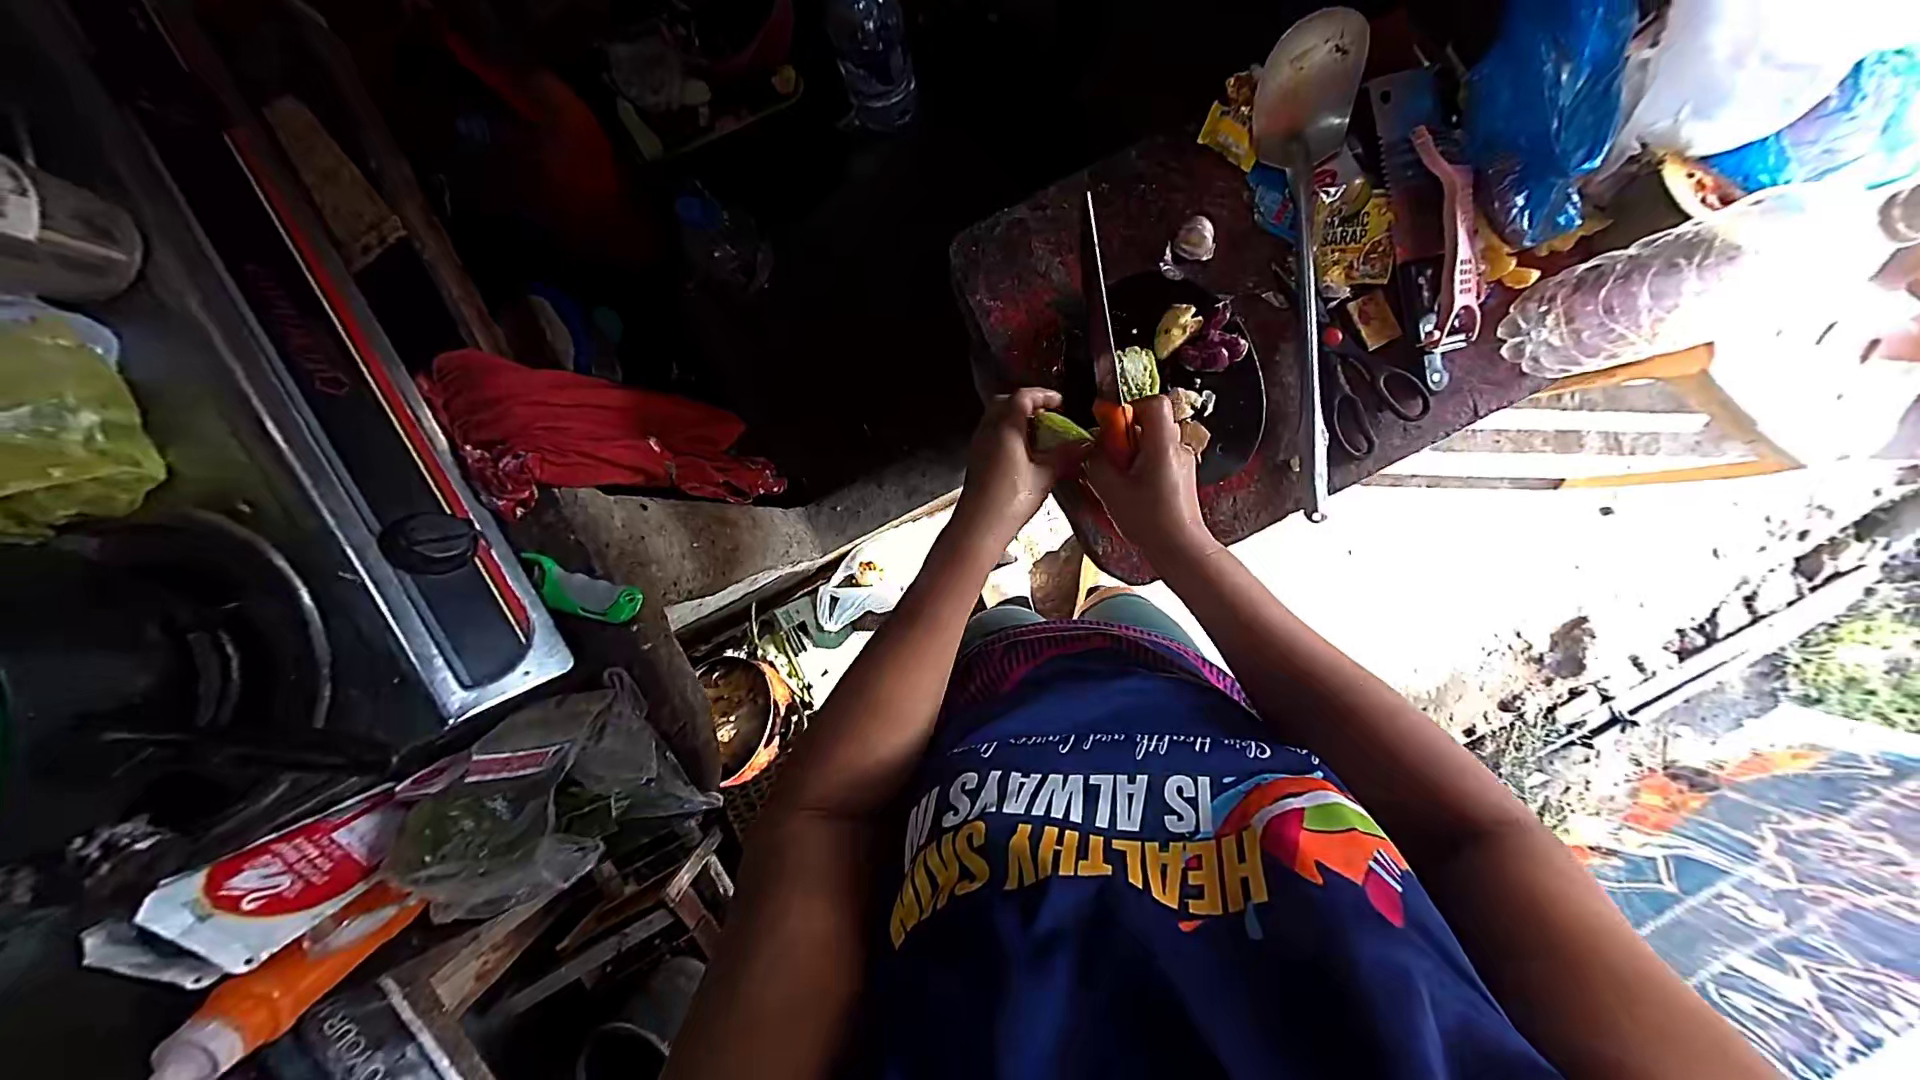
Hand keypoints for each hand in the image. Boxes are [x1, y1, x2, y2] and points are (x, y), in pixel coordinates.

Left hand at [954, 387, 1083, 547]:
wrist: (979, 526)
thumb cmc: (1011, 499)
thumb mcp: (1045, 475)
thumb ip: (1065, 455)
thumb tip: (1085, 444)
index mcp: (1005, 427)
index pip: (1023, 397)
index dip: (1044, 395)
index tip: (1060, 403)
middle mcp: (988, 429)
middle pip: (1006, 402)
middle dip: (1028, 404)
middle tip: (1049, 415)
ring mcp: (979, 444)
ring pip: (997, 418)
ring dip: (1017, 419)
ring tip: (1040, 434)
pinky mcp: (976, 459)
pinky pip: (992, 434)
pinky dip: (1009, 433)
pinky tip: (1025, 452)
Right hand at [1086, 394, 1218, 566]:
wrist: (1180, 548)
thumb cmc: (1150, 521)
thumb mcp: (1110, 489)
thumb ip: (1096, 460)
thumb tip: (1090, 446)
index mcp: (1163, 445)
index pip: (1154, 403)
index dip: (1131, 407)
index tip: (1113, 426)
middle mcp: (1178, 449)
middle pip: (1152, 423)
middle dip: (1127, 435)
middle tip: (1112, 457)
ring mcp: (1183, 462)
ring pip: (1155, 442)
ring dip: (1134, 452)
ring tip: (1121, 478)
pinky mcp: (1182, 477)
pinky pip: (1160, 459)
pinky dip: (1144, 466)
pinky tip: (1133, 490)